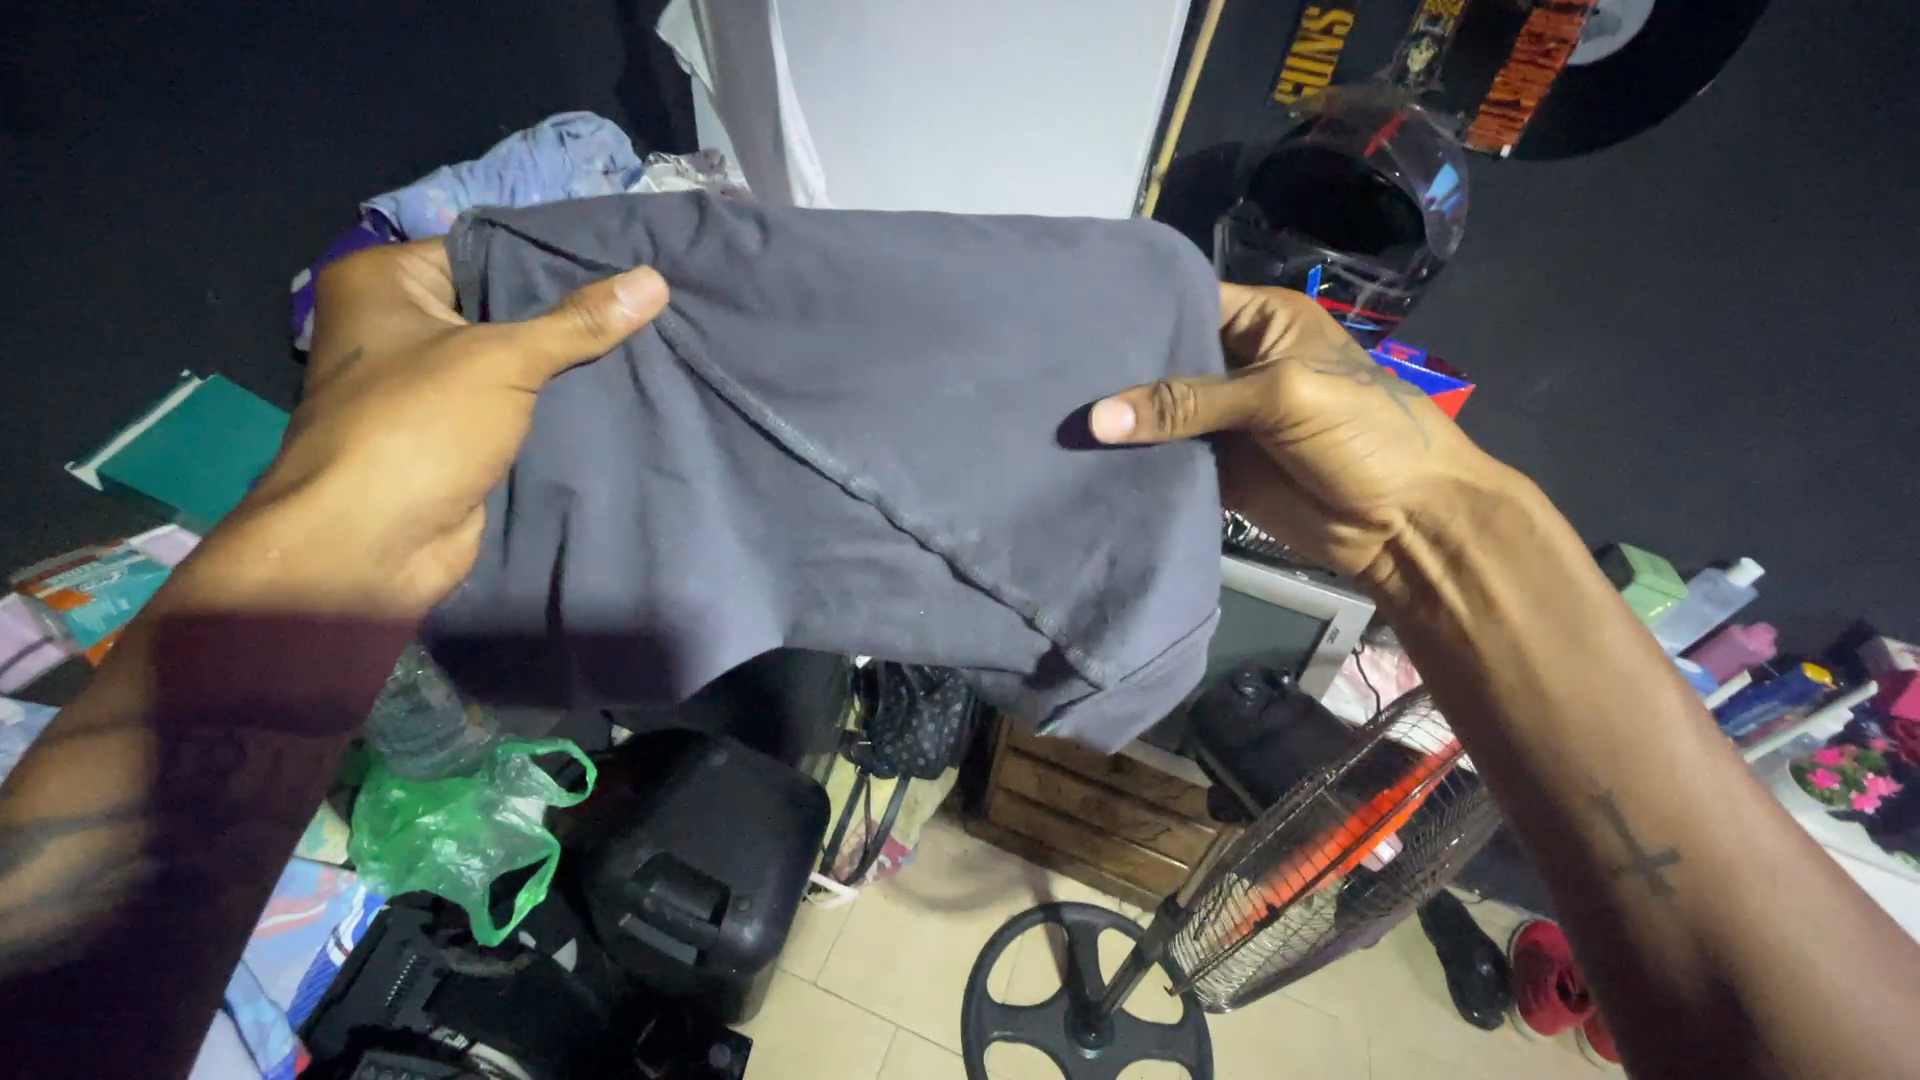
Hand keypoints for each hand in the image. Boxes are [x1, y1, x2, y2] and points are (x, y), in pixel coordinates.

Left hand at [238, 240, 667, 614]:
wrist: (375, 542)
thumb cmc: (419, 426)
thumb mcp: (505, 358)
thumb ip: (580, 322)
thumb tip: (655, 280)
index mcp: (384, 282)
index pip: (485, 251)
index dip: (552, 260)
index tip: (623, 264)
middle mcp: (398, 325)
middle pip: (502, 306)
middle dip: (567, 315)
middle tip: (643, 306)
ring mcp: (427, 384)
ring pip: (514, 359)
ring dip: (566, 363)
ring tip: (644, 344)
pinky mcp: (456, 433)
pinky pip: (516, 404)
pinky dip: (555, 403)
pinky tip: (613, 393)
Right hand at [1088, 282, 1504, 586]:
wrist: (1403, 522)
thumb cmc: (1360, 432)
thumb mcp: (1279, 395)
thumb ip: (1189, 402)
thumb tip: (1097, 419)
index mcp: (1262, 321)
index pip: (1188, 303)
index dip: (1139, 310)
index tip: (1077, 317)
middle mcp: (1237, 363)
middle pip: (1165, 360)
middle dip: (1118, 370)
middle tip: (1055, 372)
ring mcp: (1224, 418)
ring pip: (1159, 413)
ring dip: (1122, 420)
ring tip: (1055, 414)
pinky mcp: (1216, 466)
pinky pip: (1166, 458)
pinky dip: (1136, 460)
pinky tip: (1087, 457)